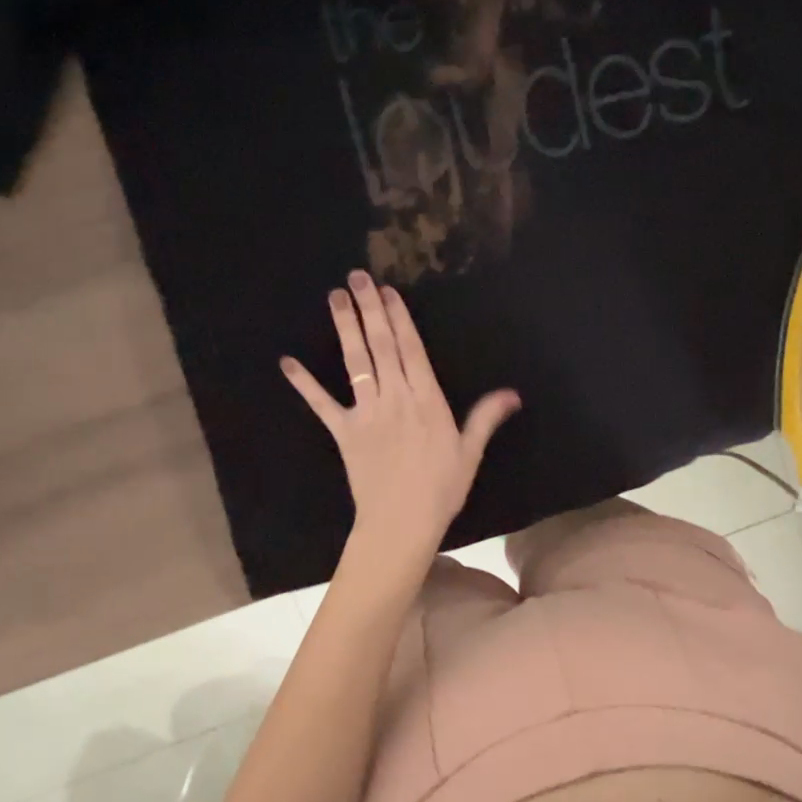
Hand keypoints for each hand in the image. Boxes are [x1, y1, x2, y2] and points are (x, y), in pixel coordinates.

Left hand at [281, 270, 520, 552]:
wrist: (400, 524)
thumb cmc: (440, 490)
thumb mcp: (469, 453)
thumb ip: (485, 418)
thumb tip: (513, 393)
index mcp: (427, 400)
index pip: (411, 349)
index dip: (399, 317)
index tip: (388, 291)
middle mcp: (395, 398)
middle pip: (381, 346)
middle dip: (369, 309)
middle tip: (356, 277)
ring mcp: (366, 413)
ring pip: (355, 362)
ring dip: (345, 328)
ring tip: (335, 297)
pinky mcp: (343, 433)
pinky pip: (321, 404)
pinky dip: (304, 383)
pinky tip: (288, 362)